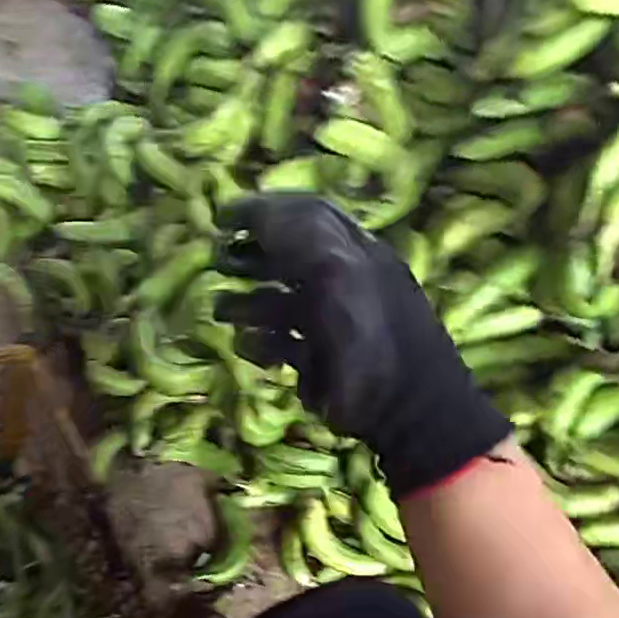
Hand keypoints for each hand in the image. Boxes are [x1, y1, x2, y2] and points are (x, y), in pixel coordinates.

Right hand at [216, 193, 509, 495]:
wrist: (401, 406)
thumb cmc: (369, 332)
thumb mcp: (336, 268)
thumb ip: (298, 234)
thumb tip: (250, 210)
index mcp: (351, 252)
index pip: (304, 216)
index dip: (263, 211)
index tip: (222, 216)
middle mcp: (338, 283)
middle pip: (286, 260)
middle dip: (249, 258)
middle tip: (217, 261)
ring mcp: (327, 326)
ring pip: (278, 305)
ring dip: (245, 304)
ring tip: (219, 310)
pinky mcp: (317, 364)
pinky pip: (280, 346)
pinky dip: (260, 345)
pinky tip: (247, 346)